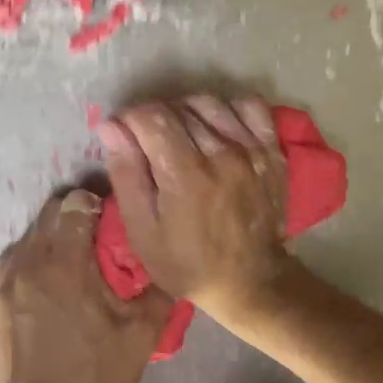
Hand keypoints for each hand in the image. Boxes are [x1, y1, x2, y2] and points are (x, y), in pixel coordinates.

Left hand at [0, 190, 170, 382]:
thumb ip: (160, 290)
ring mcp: (6, 281)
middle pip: (51, 212)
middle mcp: (28, 261)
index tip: (118, 215)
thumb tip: (171, 262)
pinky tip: (60, 282)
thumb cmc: (94, 377)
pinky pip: (19, 259)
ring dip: (57, 235)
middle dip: (78, 213)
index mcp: (63, 262)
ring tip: (83, 258)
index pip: (76, 203)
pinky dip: (39, 257)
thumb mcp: (141, 334)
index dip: (99, 201)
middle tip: (105, 233)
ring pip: (32, 234)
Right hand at [98, 97, 291, 316]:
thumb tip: (110, 127)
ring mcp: (251, 149)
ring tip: (179, 135)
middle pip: (178, 107)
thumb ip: (126, 174)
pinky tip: (217, 127)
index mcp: (185, 173)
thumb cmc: (186, 262)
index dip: (128, 119)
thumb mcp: (142, 230)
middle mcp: (221, 152)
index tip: (122, 135)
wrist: (250, 281)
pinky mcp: (272, 151)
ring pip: (210, 101)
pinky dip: (228, 108)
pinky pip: (250, 106)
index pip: (150, 115)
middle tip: (147, 142)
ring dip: (186, 111)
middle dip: (154, 117)